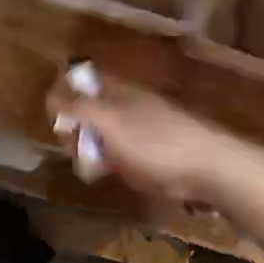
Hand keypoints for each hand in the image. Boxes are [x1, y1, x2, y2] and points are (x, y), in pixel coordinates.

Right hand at [50, 74, 257, 206]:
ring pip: (112, 134)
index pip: (83, 84)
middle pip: (95, 111)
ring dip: (100, 153)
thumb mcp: (109, 123)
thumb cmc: (156, 145)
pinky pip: (131, 152)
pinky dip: (122, 164)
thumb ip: (80, 107)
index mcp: (119, 90)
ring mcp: (150, 124)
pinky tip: (126, 178)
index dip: (65, 102)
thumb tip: (52, 94)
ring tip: (101, 172)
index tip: (59, 129)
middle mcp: (133, 101)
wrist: (212, 168)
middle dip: (82, 134)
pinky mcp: (163, 149)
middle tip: (81, 157)